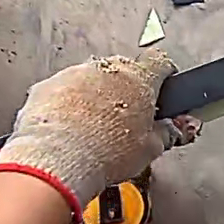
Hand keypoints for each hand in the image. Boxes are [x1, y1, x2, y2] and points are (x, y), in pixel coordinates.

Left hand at [0, 50, 199, 215]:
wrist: (59, 161)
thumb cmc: (105, 154)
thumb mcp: (150, 149)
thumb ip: (167, 132)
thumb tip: (175, 128)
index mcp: (139, 79)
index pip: (159, 62)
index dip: (163, 74)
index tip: (161, 86)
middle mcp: (107, 69)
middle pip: (123, 72)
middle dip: (127, 91)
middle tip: (126, 121)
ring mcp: (75, 75)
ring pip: (91, 80)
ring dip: (96, 98)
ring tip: (95, 131)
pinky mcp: (48, 86)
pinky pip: (63, 91)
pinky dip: (68, 106)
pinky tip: (71, 131)